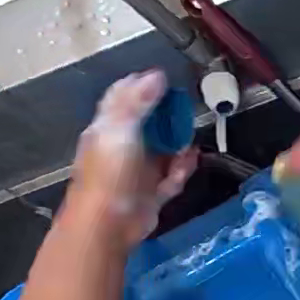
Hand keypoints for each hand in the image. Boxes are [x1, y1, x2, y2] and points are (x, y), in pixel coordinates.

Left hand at [63, 70, 196, 246]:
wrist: (108, 224)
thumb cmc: (110, 172)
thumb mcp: (121, 129)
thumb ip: (139, 102)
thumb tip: (156, 75)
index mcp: (107, 130)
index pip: (122, 101)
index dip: (140, 87)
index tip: (163, 80)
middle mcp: (121, 149)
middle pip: (146, 126)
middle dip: (166, 117)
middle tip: (184, 109)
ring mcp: (137, 173)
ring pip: (162, 152)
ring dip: (177, 144)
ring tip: (189, 137)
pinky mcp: (152, 195)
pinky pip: (171, 177)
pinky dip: (182, 168)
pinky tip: (192, 159)